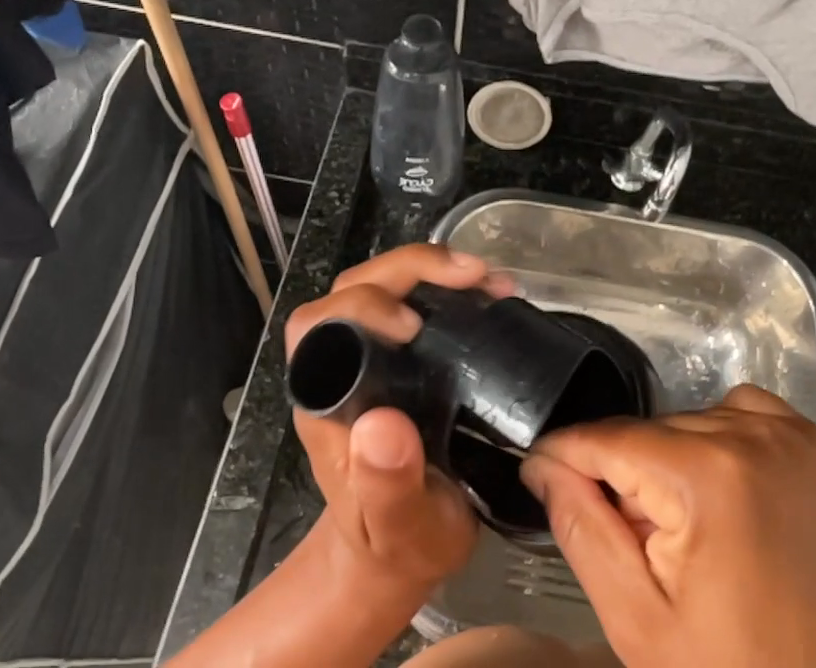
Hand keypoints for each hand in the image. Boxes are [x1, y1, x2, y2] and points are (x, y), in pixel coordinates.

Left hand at [285, 244, 514, 592]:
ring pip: (389, 285)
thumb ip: (385, 486)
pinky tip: (497, 294)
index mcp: (327, 398)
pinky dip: (458, 290)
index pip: (318, 325)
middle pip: (356, 287)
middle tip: (471, 276)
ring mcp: (377, 355)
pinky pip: (424, 303)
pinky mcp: (412, 356)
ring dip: (437, 270)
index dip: (360, 306)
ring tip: (490, 279)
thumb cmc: (394, 540)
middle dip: (410, 268)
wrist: (407, 546)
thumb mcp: (396, 526)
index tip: (413, 324)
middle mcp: (344, 366)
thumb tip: (382, 425)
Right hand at [520, 385, 815, 667]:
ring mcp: (794, 434)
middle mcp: (751, 433)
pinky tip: (728, 494)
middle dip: (624, 475)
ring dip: (671, 458)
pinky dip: (722, 440)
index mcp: (704, 475)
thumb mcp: (640, 620)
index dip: (562, 458)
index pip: (603, 439)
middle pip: (648, 431)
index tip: (538, 479)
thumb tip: (543, 465)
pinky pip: (744, 415)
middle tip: (636, 542)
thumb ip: (583, 530)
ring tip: (687, 523)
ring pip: (690, 420)